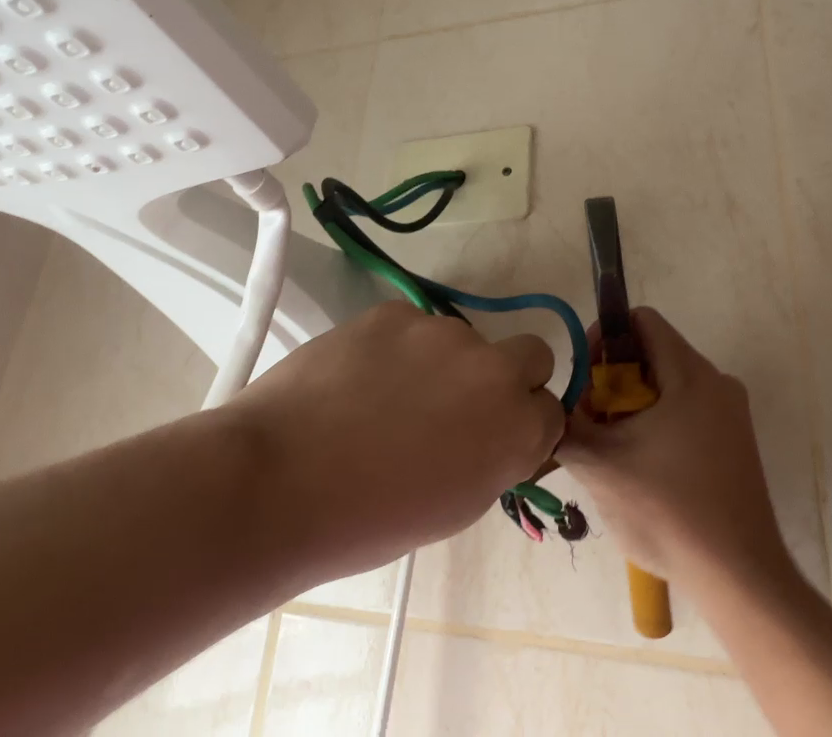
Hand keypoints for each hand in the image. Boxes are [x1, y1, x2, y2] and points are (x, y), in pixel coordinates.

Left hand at [227, 302, 563, 577]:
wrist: (281, 480)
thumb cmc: (369, 519)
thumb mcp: (456, 506)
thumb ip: (494, 459)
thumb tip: (497, 435)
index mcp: (517, 430)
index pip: (551, 409)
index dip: (522, 424)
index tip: (492, 437)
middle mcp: (494, 371)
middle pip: (530, 354)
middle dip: (507, 377)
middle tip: (457, 405)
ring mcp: (442, 333)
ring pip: (464, 339)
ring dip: (445, 361)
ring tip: (387, 396)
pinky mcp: (393, 312)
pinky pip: (413, 324)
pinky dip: (398, 347)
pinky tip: (359, 377)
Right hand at [557, 308, 791, 589]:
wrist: (737, 575)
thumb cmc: (667, 509)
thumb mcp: (599, 465)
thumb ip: (565, 426)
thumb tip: (549, 411)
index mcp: (691, 375)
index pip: (641, 321)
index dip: (602, 337)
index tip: (582, 378)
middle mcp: (717, 384)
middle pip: (652, 355)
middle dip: (610, 380)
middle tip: (588, 420)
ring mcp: (731, 417)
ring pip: (667, 389)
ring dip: (629, 408)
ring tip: (606, 450)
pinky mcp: (734, 446)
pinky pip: (685, 415)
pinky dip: (654, 426)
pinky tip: (637, 470)